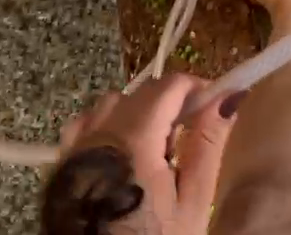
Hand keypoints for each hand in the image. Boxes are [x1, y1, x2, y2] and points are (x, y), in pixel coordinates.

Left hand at [50, 75, 238, 234]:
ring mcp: (76, 149)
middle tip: (191, 132)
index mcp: (135, 140)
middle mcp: (100, 134)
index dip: (196, 87)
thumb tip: (228, 99)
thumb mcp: (191, 204)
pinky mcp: (62, 167)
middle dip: (172, 100)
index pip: (170, 86)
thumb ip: (207, 145)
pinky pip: (85, 124)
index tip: (213, 105)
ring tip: (157, 146)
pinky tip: (121, 151)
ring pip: (113, 103)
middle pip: (143, 92)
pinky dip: (107, 124)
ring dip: (139, 110)